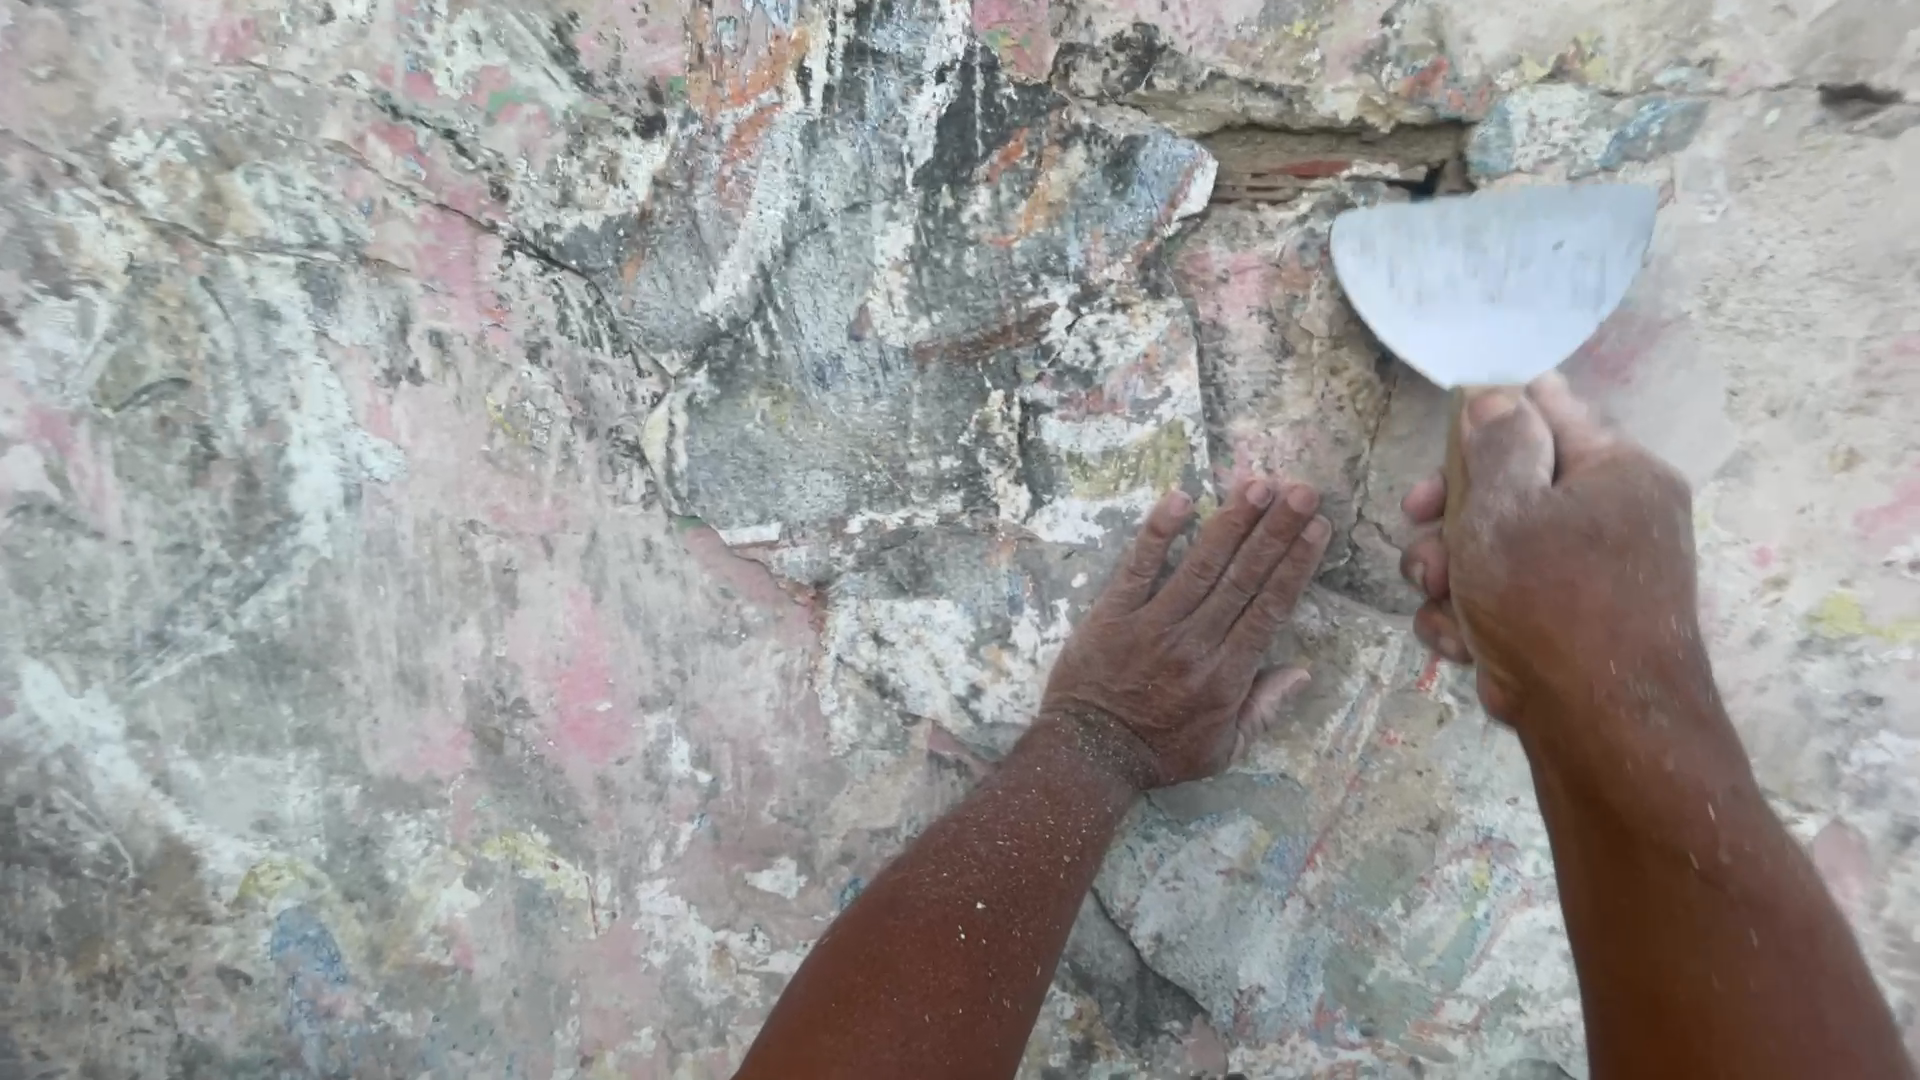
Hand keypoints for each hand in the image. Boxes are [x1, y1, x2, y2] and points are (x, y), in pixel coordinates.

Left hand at [1040, 478, 1332, 789]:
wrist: (1090, 752)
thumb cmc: (1159, 753)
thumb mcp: (1224, 750)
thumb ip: (1264, 710)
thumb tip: (1303, 670)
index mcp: (1227, 676)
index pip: (1269, 608)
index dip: (1295, 565)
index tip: (1317, 528)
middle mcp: (1195, 643)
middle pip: (1243, 578)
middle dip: (1274, 531)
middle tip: (1300, 490)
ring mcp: (1152, 624)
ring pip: (1199, 566)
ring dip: (1229, 522)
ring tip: (1255, 484)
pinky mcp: (1112, 614)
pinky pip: (1137, 568)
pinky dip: (1157, 533)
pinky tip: (1179, 499)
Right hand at [1398, 375, 1715, 732]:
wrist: (1593, 719)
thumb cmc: (1547, 598)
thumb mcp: (1504, 509)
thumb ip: (1496, 445)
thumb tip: (1495, 395)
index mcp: (1614, 472)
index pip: (1551, 410)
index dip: (1491, 413)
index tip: (1444, 429)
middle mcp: (1607, 514)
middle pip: (1504, 485)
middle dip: (1446, 513)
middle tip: (1414, 523)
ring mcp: (1583, 568)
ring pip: (1485, 544)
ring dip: (1444, 571)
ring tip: (1437, 600)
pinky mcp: (1557, 614)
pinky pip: (1495, 592)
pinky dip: (1465, 612)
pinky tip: (1458, 638)